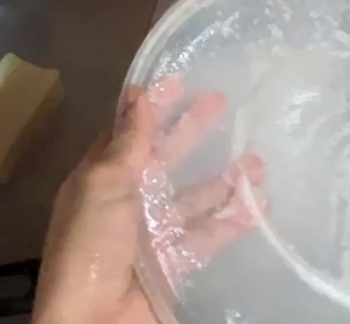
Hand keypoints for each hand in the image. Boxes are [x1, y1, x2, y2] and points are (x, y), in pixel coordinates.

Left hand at [32, 80, 264, 323]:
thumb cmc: (91, 247)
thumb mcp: (103, 185)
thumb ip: (127, 141)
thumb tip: (137, 91)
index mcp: (100, 181)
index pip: (129, 134)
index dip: (153, 108)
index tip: (181, 81)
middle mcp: (126, 204)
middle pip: (163, 159)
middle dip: (191, 131)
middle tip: (222, 102)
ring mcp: (152, 237)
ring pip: (192, 198)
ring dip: (223, 179)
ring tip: (258, 161)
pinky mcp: (174, 267)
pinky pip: (207, 236)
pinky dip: (232, 220)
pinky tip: (258, 203)